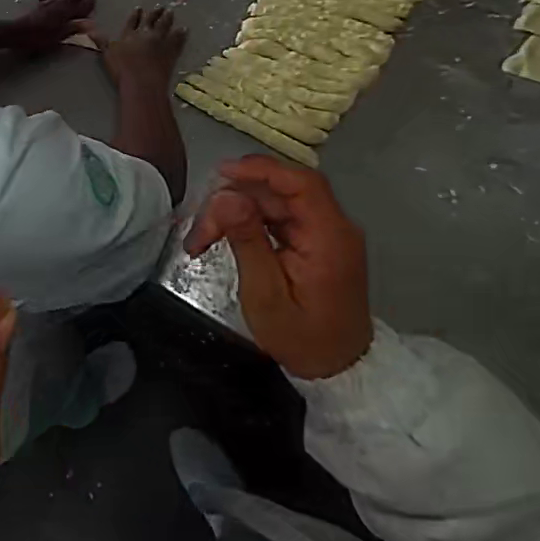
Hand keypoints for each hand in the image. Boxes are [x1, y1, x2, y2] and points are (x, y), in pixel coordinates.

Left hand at [10, 0, 96, 52]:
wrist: (16, 31)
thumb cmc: (38, 37)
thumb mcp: (58, 36)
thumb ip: (73, 28)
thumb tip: (87, 23)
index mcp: (63, 14)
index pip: (78, 6)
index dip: (87, 2)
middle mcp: (56, 6)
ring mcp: (46, 4)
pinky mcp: (36, 5)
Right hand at [100, 7, 187, 88]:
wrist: (143, 82)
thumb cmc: (122, 70)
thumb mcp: (107, 54)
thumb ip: (101, 41)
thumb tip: (89, 29)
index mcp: (129, 35)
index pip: (132, 22)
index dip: (136, 15)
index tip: (139, 8)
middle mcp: (145, 34)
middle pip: (151, 21)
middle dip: (155, 13)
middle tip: (161, 7)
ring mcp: (160, 42)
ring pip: (165, 26)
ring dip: (168, 18)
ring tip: (171, 12)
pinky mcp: (172, 51)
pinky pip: (178, 40)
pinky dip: (181, 34)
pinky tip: (184, 29)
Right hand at [184, 155, 373, 379]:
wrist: (339, 370)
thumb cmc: (303, 340)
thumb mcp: (266, 296)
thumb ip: (248, 242)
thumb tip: (226, 197)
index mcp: (330, 237)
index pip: (301, 183)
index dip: (261, 170)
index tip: (222, 173)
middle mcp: (333, 226)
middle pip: (279, 192)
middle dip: (234, 200)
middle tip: (200, 230)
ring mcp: (325, 232)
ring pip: (274, 202)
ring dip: (236, 211)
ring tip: (204, 237)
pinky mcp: (314, 239)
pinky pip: (279, 216)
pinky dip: (249, 220)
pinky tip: (225, 234)